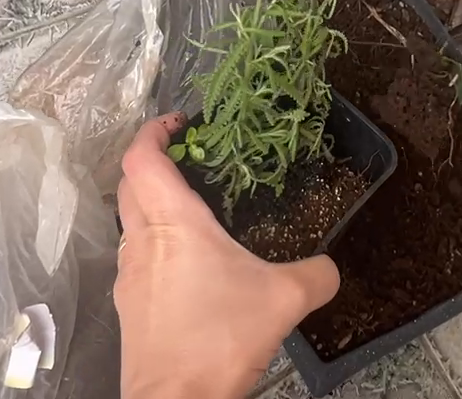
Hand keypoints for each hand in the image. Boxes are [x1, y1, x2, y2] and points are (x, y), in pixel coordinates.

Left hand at [115, 114, 340, 398]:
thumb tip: (332, 267)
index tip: (181, 123)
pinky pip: (136, 254)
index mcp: (172, 221)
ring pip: (130, 219)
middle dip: (155, 160)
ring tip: (194, 207)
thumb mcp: (284, 299)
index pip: (141, 157)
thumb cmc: (219, 339)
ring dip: (152, 202)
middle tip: (192, 158)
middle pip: (129, 182)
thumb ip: (315, 273)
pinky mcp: (129, 306)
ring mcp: (129, 275)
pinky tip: (188, 261)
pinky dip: (154, 239)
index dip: (153, 131)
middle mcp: (142, 240)